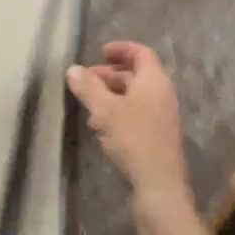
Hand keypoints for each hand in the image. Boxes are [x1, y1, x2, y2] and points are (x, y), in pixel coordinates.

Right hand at [67, 42, 190, 207]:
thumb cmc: (134, 139)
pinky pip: (136, 116)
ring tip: (89, 107)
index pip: (141, 53)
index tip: (100, 52)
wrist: (159, 185)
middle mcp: (162, 94)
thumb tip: (73, 68)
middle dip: (109, 75)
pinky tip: (100, 130)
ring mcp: (161, 117)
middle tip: (86, 81)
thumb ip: (89, 88)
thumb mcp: (106, 110)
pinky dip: (118, 114)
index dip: (121, 49)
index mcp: (155, 80)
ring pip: (134, 97)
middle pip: (136, 75)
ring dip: (111, 97)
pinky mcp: (156, 138)